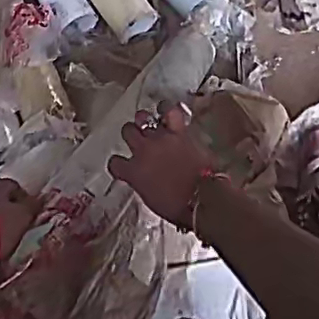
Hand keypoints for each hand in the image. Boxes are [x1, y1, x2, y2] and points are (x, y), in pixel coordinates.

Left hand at [0, 177, 38, 269]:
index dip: (27, 200)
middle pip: (3, 197)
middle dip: (12, 209)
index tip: (33, 213)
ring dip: (0, 218)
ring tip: (10, 234)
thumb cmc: (1, 228)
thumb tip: (44, 197)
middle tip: (23, 223)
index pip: (17, 187)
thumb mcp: (25, 216)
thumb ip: (35, 205)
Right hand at [109, 102, 216, 228]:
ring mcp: (160, 139)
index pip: (115, 163)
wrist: (202, 201)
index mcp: (133, 172)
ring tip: (150, 123)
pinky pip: (169, 111)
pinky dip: (167, 110)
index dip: (119, 164)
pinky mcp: (179, 133)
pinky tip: (167, 112)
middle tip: (139, 140)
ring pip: (142, 117)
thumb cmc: (179, 207)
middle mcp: (142, 151)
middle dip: (132, 134)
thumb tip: (145, 179)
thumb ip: (143, 183)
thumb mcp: (152, 200)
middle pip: (127, 131)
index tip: (123, 166)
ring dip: (145, 120)